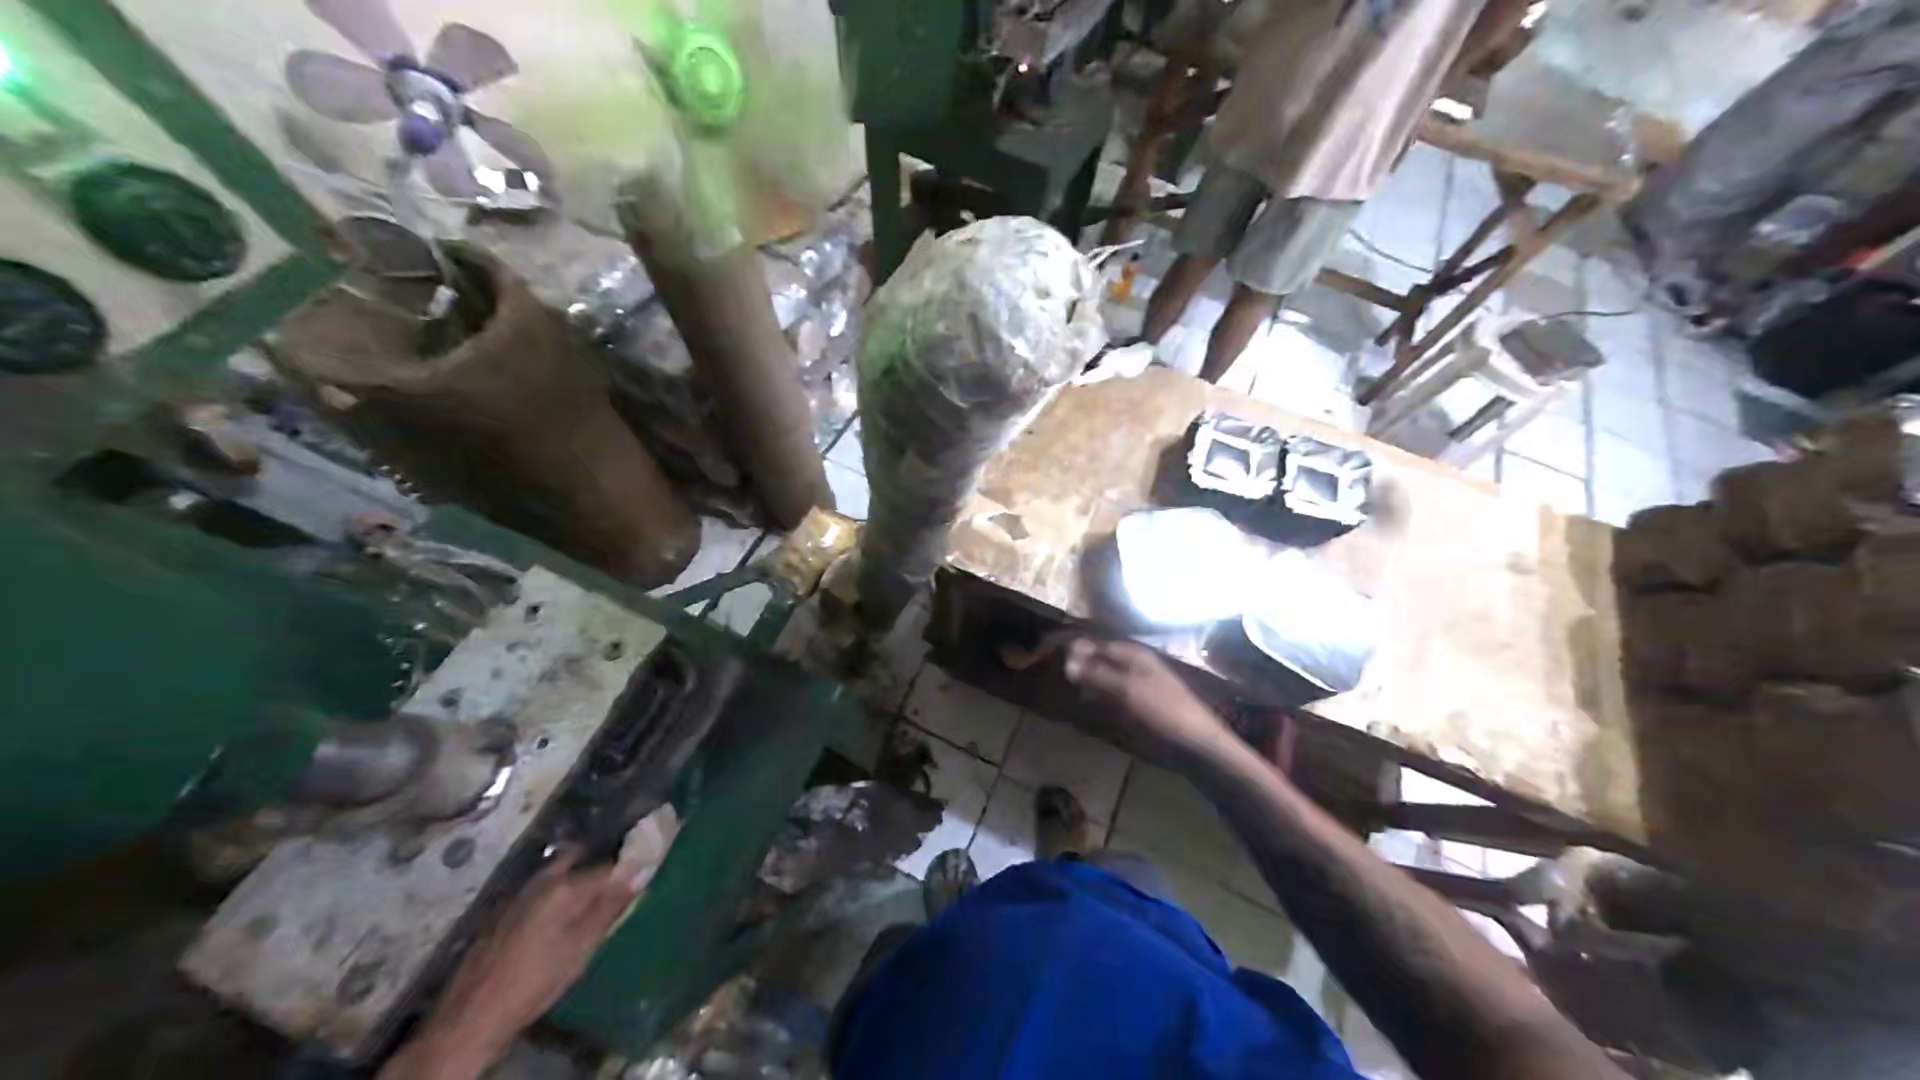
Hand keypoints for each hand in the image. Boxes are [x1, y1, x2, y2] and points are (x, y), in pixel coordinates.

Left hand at [381, 808, 680, 1079]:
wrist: (472, 1014)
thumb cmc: (536, 981)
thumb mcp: (582, 948)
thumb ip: (611, 907)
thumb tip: (641, 872)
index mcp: (565, 886)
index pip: (610, 865)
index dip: (633, 860)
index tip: (652, 855)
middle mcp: (543, 880)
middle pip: (580, 856)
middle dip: (602, 857)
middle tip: (622, 869)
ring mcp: (521, 893)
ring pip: (559, 869)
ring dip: (580, 870)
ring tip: (598, 886)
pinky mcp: (507, 909)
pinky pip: (544, 884)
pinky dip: (561, 886)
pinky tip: (566, 906)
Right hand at [1061, 639, 1239, 772]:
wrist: (1197, 746)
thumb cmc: (1162, 713)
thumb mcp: (1125, 691)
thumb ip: (1095, 674)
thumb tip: (1065, 661)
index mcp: (1133, 654)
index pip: (1095, 644)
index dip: (1074, 651)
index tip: (1051, 662)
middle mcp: (1134, 665)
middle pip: (1099, 660)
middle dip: (1079, 668)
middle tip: (1055, 681)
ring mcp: (1138, 686)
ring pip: (1104, 679)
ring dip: (1087, 686)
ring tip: (1067, 696)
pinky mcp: (1140, 706)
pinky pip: (1112, 697)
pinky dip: (1099, 701)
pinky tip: (1090, 711)